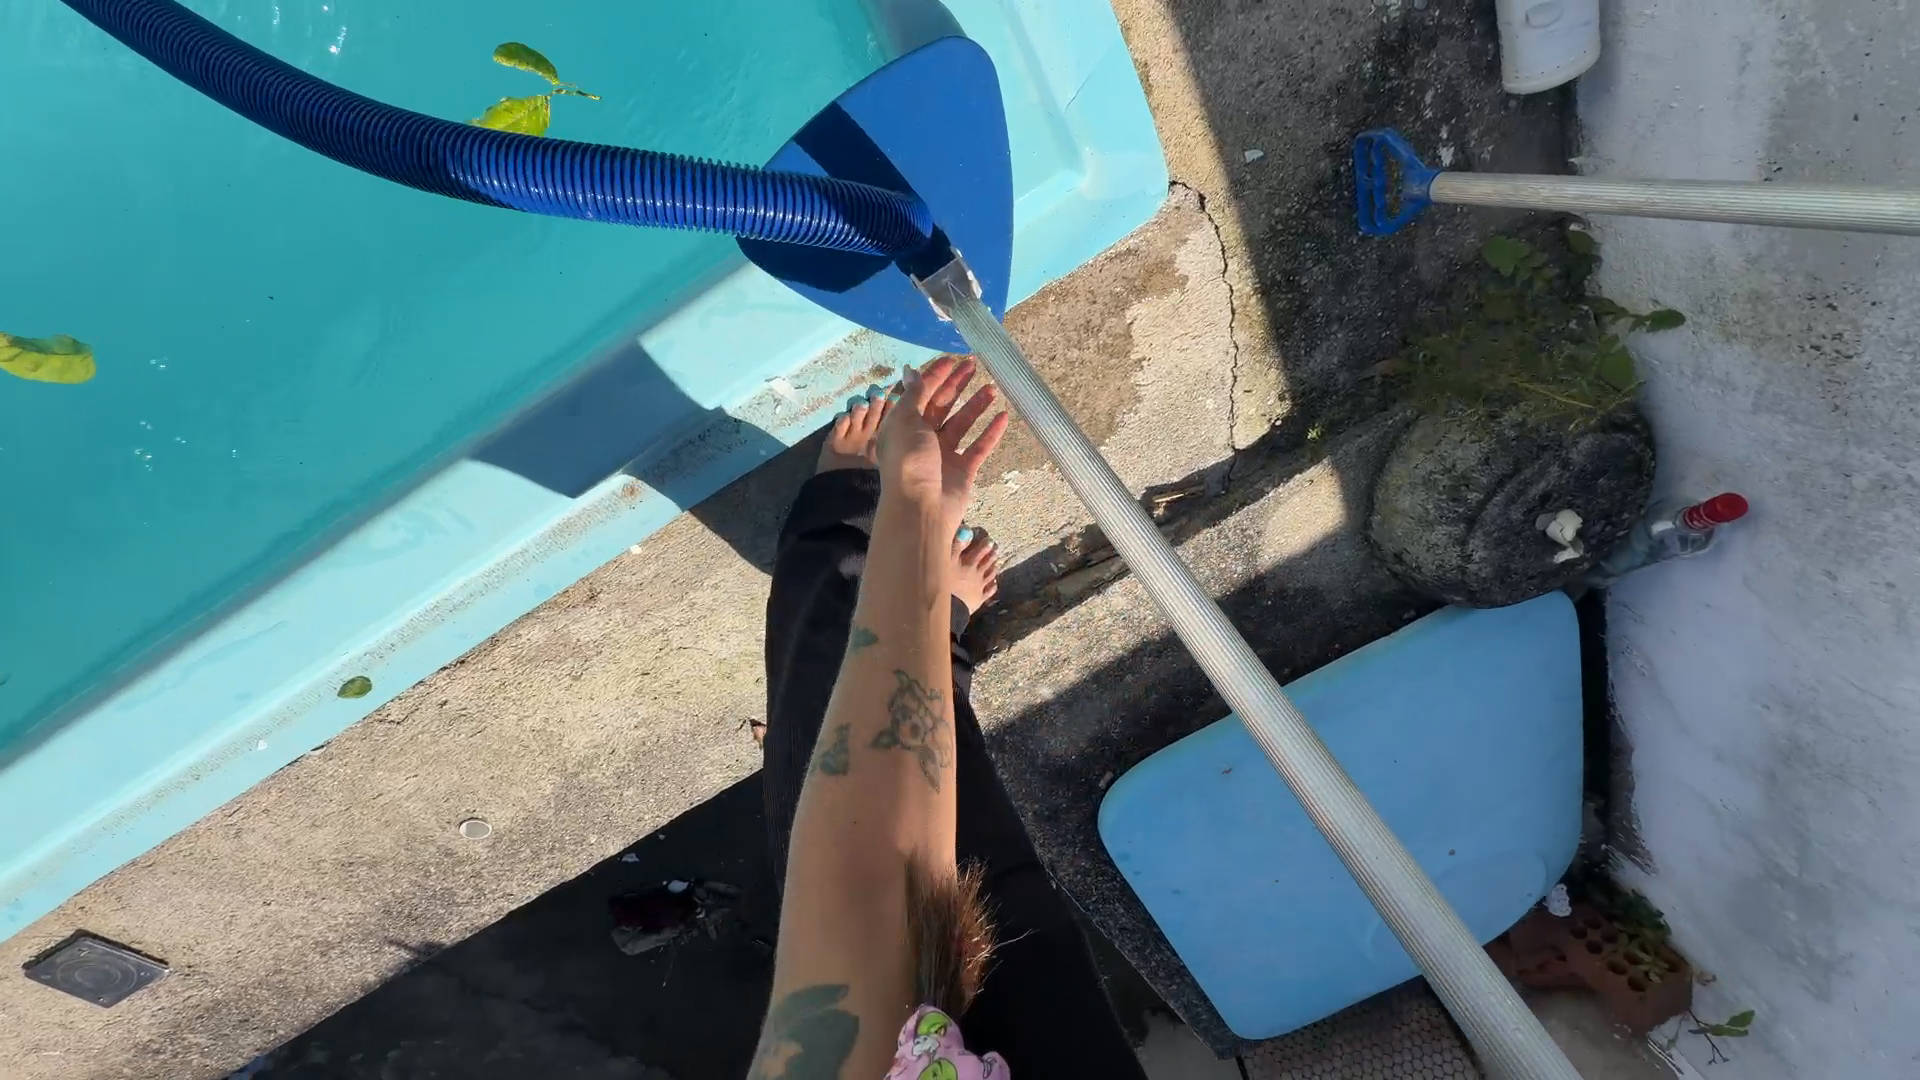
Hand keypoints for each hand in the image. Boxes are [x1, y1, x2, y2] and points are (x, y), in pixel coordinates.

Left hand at [876, 356, 1009, 531]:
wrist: (921, 507)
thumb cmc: (909, 460)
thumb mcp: (906, 421)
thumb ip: (913, 395)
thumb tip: (911, 371)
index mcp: (904, 426)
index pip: (921, 394)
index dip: (935, 376)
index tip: (952, 360)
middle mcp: (922, 438)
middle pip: (942, 406)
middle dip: (957, 385)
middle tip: (974, 366)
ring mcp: (944, 455)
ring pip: (962, 424)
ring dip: (976, 406)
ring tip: (993, 388)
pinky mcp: (963, 470)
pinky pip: (979, 447)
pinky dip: (991, 433)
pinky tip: (1004, 417)